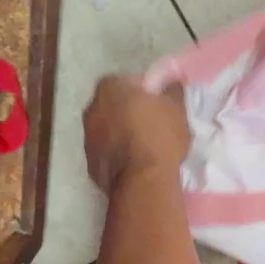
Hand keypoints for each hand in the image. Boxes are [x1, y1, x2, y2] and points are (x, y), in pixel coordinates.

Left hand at [83, 75, 189, 194]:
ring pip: (108, 132)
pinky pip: (107, 155)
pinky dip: (118, 158)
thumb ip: (173, 91)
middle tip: (153, 128)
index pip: (130, 83)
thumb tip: (173, 84)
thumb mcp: (177, 109)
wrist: (144, 181)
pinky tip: (136, 167)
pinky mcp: (90, 165)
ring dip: (122, 137)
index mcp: (109, 87)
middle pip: (115, 107)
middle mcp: (91, 108)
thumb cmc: (160, 136)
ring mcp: (87, 139)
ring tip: (144, 151)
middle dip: (130, 114)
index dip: (147, 94)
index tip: (160, 108)